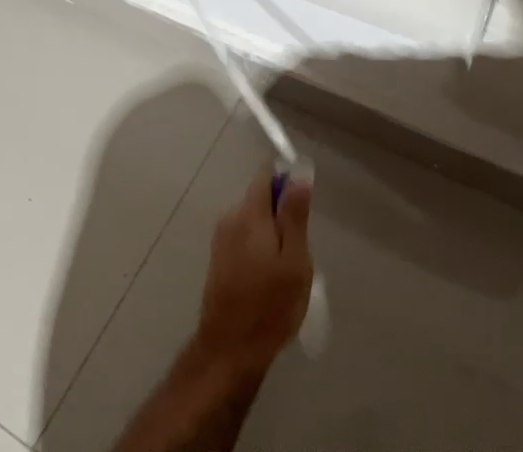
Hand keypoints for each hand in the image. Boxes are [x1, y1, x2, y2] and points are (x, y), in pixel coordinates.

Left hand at [191, 170, 313, 373]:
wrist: (230, 349)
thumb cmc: (271, 305)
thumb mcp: (295, 259)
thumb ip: (294, 215)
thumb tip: (298, 174)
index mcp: (249, 215)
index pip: (266, 176)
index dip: (287, 182)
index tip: (303, 208)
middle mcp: (230, 220)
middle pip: (260, 200)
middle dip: (282, 216)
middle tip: (299, 252)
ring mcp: (221, 240)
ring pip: (254, 222)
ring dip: (272, 236)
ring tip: (286, 271)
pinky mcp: (218, 259)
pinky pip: (245, 239)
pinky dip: (260, 250)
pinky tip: (269, 280)